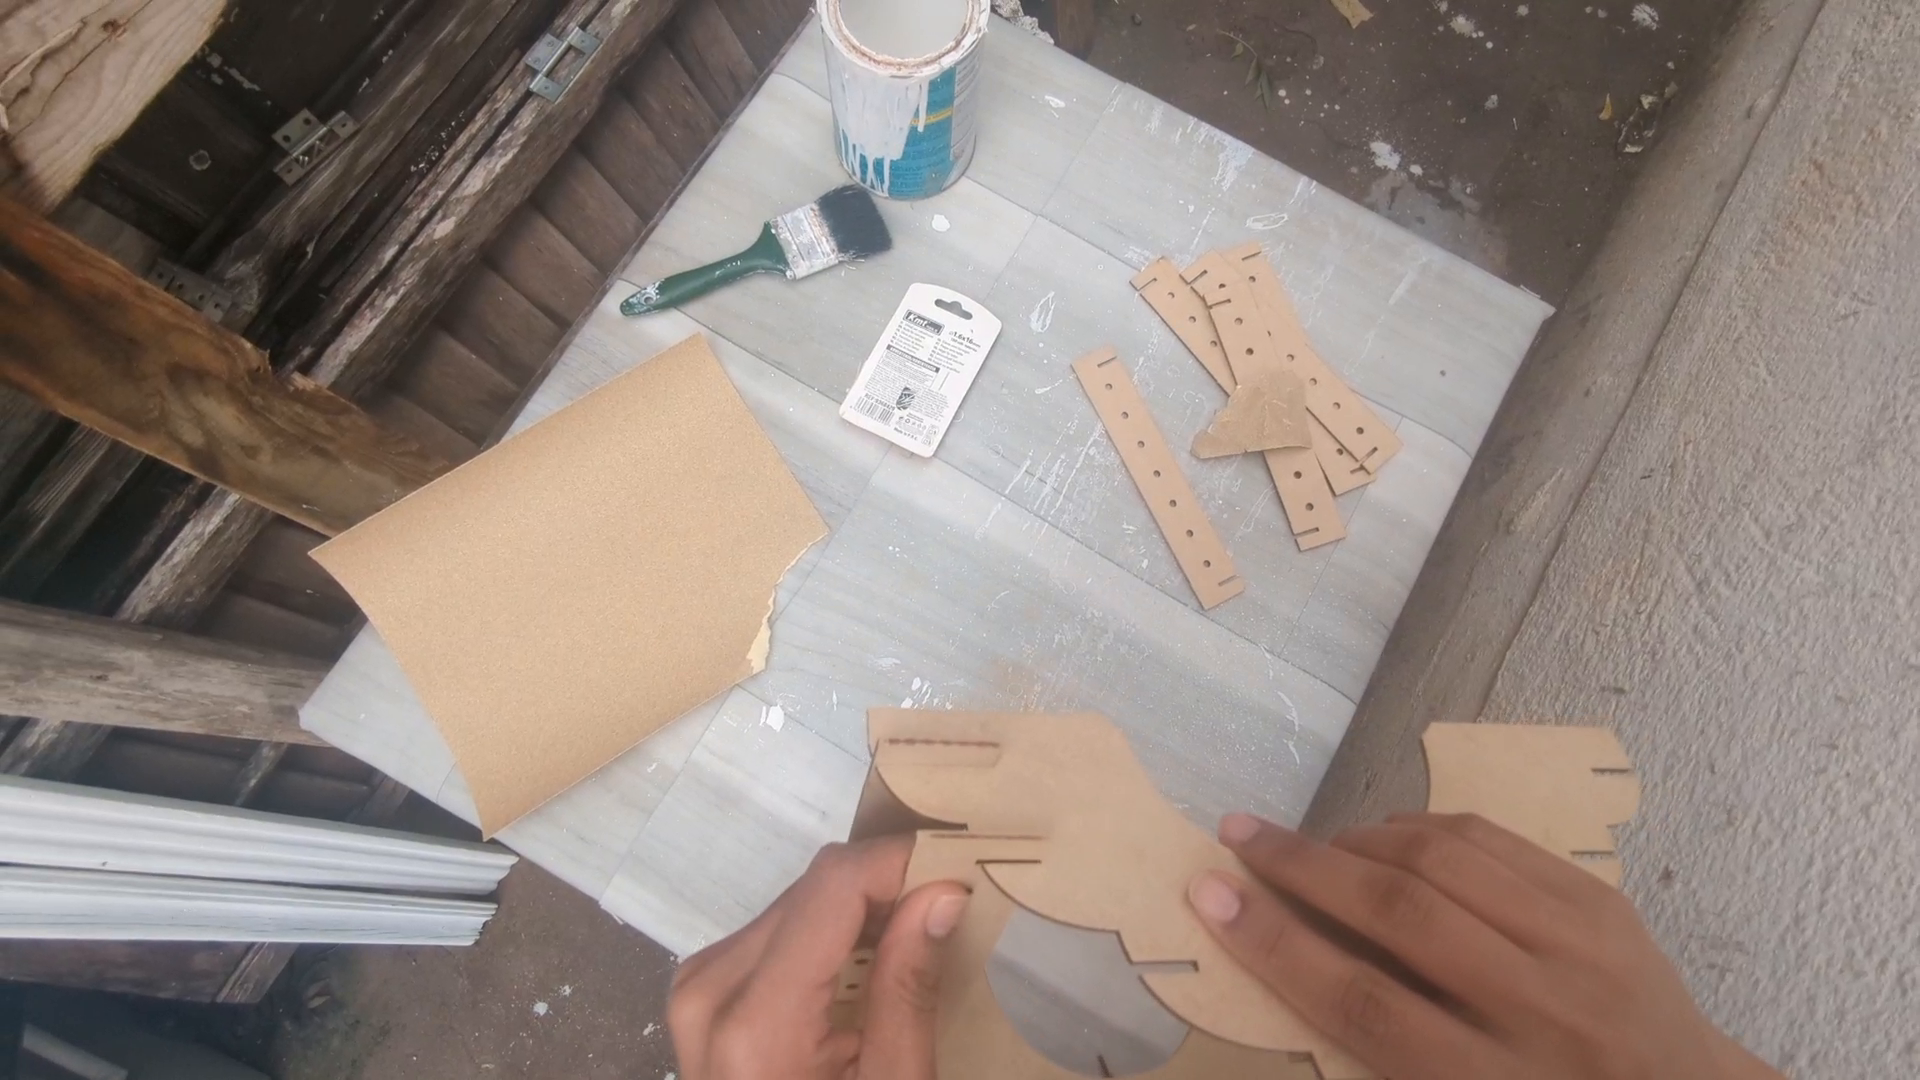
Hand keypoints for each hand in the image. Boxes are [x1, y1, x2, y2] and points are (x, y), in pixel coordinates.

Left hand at [668, 836, 968, 1079]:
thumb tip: (943, 892)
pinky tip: (866, 961)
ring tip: (912, 938)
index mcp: (755, 1020)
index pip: (835, 884)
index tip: (957, 871)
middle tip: (948, 908)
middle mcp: (712, 983)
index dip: (900, 860)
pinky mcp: (706, 985)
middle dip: (888, 885)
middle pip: (819, 887)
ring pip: (803, 897)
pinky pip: (782, 924)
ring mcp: (701, 983)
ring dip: (862, 906)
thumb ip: (907, 993)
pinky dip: (832, 929)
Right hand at [1187, 812, 1781, 1079]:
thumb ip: (1376, 1037)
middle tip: (1238, 833)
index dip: (1276, 946)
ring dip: (1355, 842)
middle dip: (1299, 865)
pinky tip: (1388, 840)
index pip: (1367, 1005)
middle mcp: (1554, 1018)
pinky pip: (1481, 834)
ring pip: (1439, 858)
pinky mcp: (1600, 900)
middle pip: (1399, 913)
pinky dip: (1413, 828)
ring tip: (1319, 851)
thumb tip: (1281, 946)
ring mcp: (1588, 948)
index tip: (1209, 894)